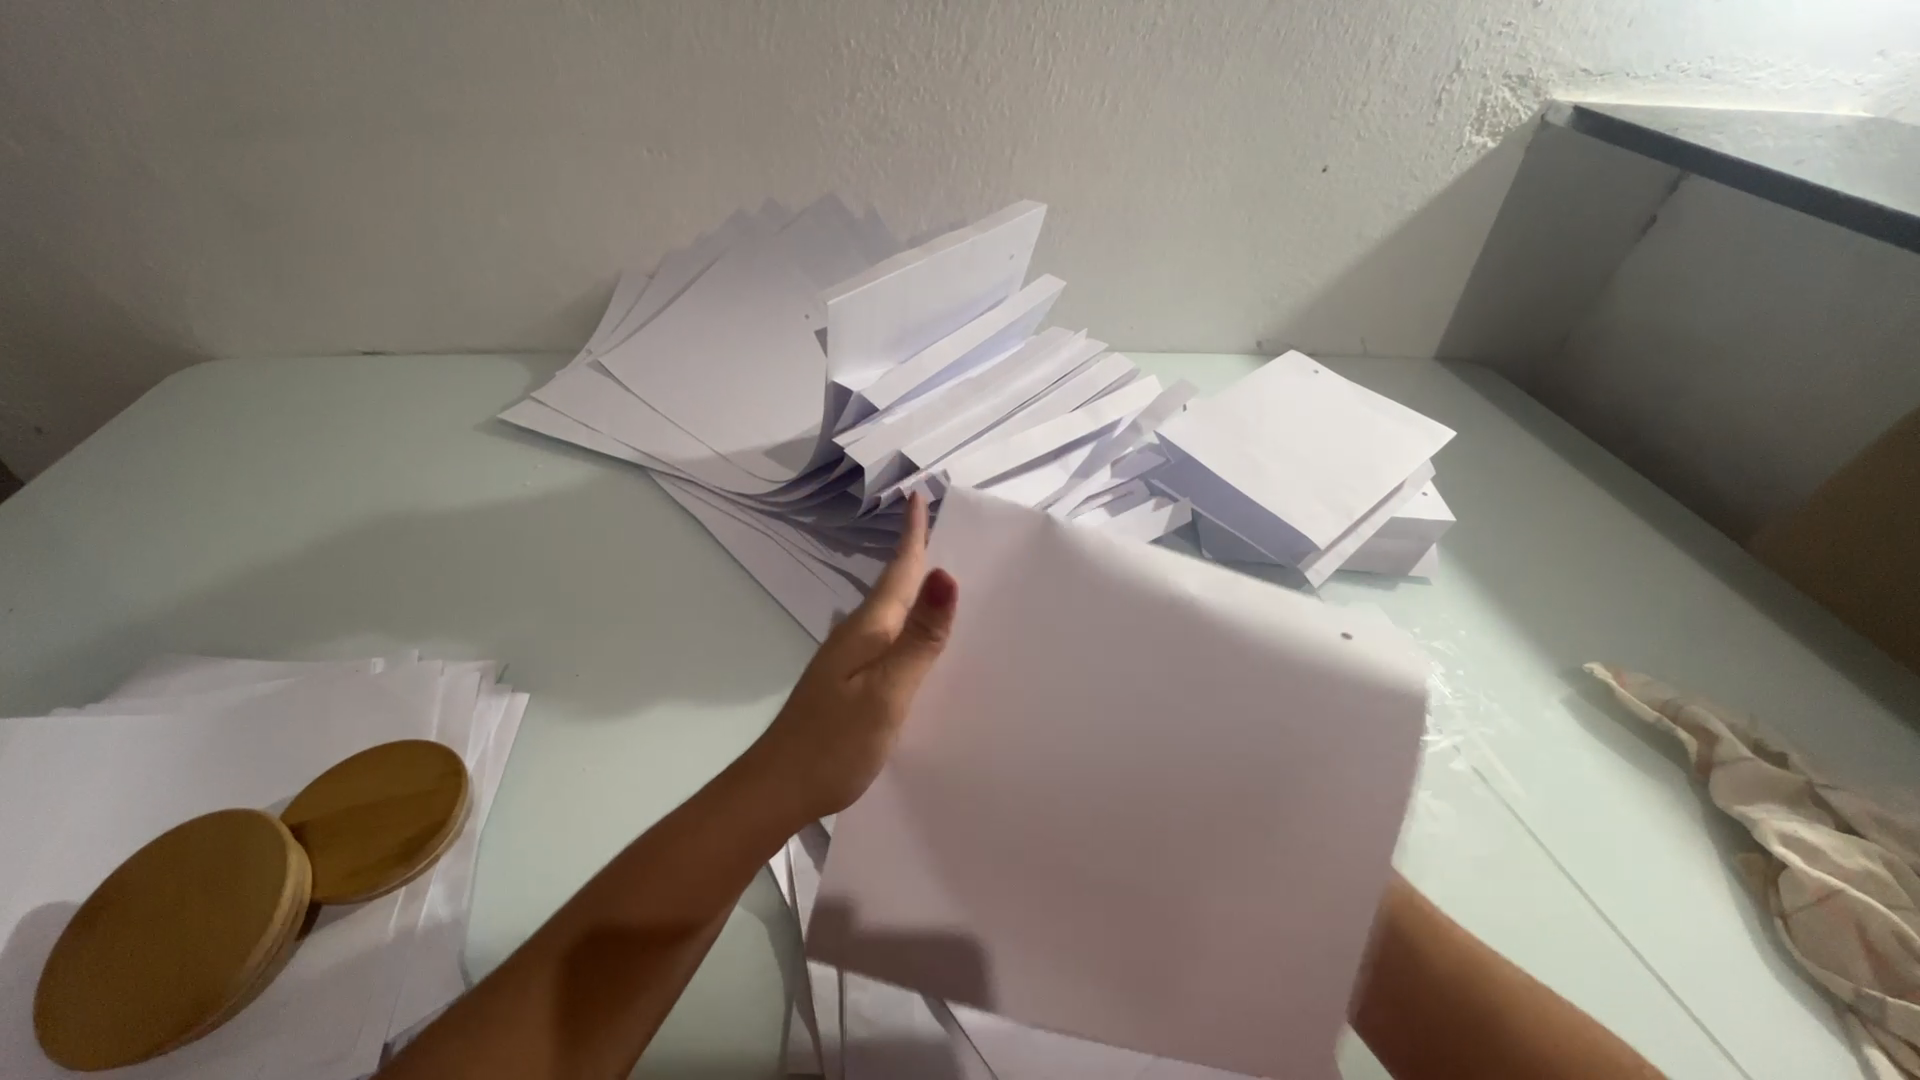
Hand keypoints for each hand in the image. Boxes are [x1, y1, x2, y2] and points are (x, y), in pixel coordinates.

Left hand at [748, 493, 958, 819]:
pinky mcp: (846, 685)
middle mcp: (855, 637)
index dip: (913, 535)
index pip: (898, 573)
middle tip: (942, 527)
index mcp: (867, 631)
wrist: (777, 790)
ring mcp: (847, 662)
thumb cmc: (834, 743)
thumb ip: (919, 638)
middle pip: (893, 588)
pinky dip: (905, 627)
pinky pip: (886, 641)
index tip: (921, 494)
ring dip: (911, 590)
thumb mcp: (886, 691)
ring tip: (937, 576)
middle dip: (916, 556)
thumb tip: (946, 573)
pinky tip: (915, 641)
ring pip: (889, 615)